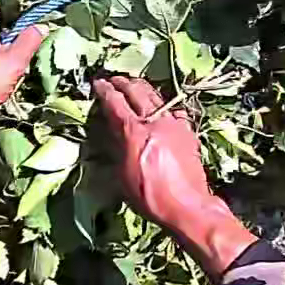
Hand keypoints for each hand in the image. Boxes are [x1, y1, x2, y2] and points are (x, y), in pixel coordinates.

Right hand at [92, 76, 254, 278]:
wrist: (188, 206)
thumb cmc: (149, 197)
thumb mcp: (122, 176)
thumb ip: (116, 150)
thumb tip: (110, 134)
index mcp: (133, 132)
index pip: (115, 102)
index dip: (104, 90)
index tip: (97, 83)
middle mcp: (154, 121)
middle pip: (136, 91)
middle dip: (123, 82)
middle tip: (113, 79)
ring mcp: (174, 123)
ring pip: (156, 96)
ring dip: (142, 88)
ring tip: (134, 85)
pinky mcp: (187, 131)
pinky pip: (173, 109)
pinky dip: (163, 103)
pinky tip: (160, 105)